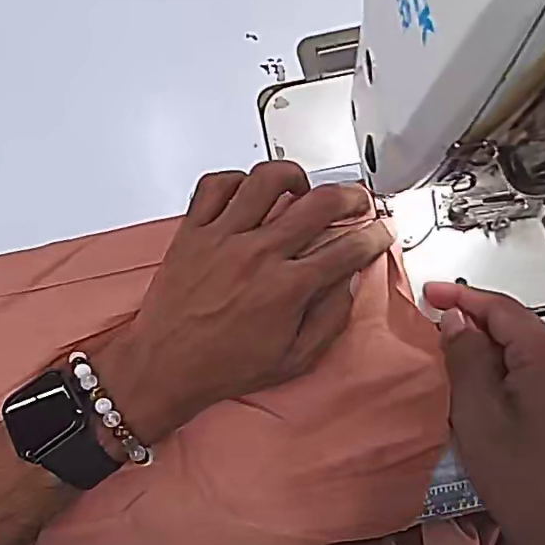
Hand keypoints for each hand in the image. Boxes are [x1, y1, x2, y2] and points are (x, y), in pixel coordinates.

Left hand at [94, 162, 394, 442]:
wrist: (165, 367)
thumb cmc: (222, 368)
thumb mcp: (293, 360)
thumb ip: (329, 320)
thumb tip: (348, 285)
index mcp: (287, 288)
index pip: (348, 248)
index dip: (374, 236)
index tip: (379, 233)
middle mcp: (258, 255)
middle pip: (319, 203)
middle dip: (351, 197)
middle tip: (355, 202)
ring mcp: (223, 238)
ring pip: (267, 180)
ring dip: (295, 177)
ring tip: (301, 188)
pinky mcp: (192, 233)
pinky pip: (214, 185)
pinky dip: (236, 179)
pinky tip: (247, 192)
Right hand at [423, 281, 544, 544]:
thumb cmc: (521, 477)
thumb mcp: (477, 413)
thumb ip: (465, 358)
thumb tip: (456, 322)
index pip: (503, 309)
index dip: (462, 297)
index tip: (430, 292)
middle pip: (515, 325)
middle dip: (472, 321)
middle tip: (433, 323)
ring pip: (521, 347)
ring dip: (484, 345)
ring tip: (448, 353)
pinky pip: (530, 368)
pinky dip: (499, 366)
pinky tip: (476, 381)